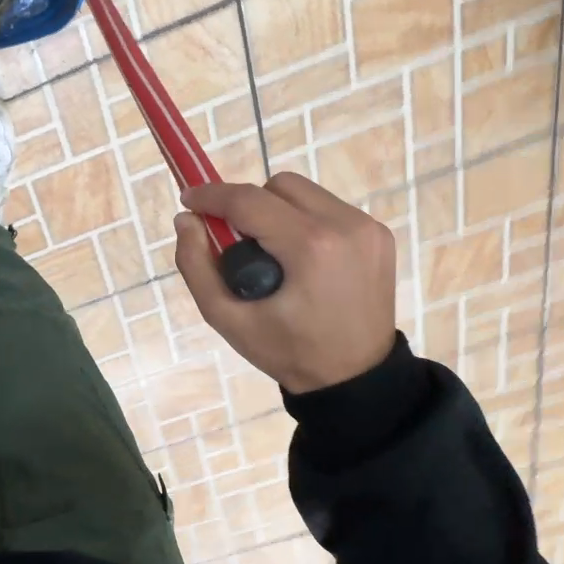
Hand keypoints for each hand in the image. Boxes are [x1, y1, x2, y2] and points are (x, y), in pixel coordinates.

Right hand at [173, 174, 396, 393]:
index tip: (187, 200)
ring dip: (274, 210)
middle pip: (278, 186)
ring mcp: (368, 228)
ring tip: (265, 251)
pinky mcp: (378, 234)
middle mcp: (346, 226)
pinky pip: (326, 208)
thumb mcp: (224, 317)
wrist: (354, 376)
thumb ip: (196, 265)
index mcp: (311, 247)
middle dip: (246, 204)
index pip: (249, 200)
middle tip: (231, 241)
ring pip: (303, 192)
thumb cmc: (285, 351)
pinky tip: (295, 257)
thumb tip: (185, 220)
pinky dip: (300, 221)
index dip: (211, 195)